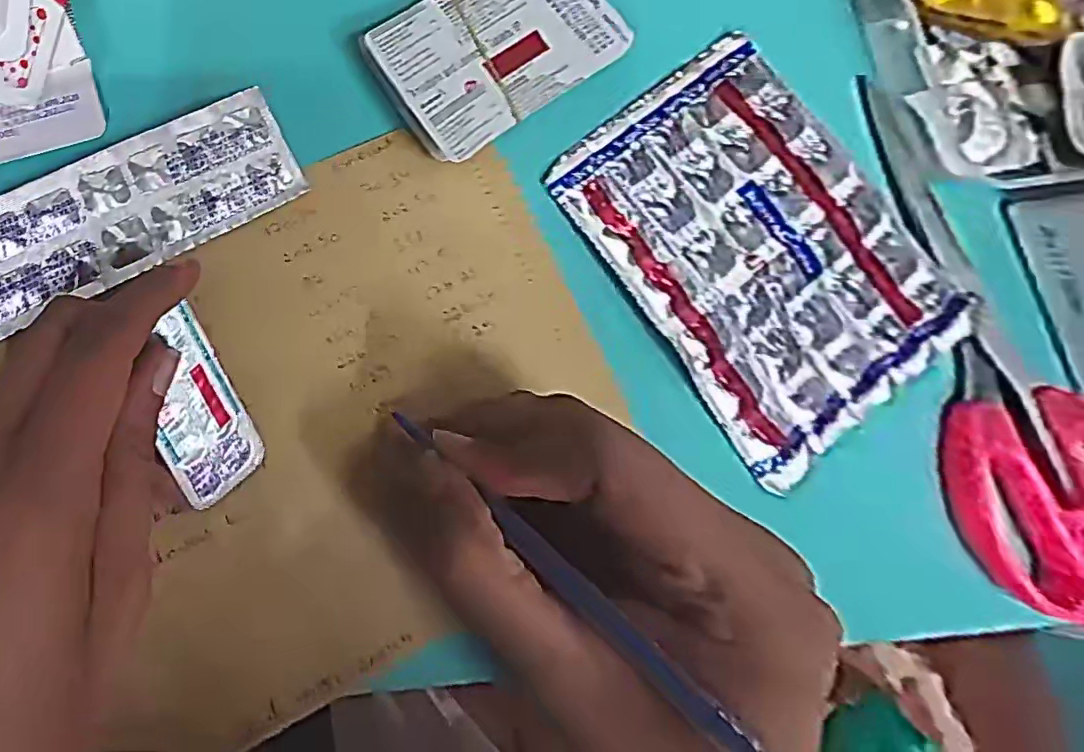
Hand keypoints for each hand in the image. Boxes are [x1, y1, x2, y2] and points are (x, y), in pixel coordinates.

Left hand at [0, 262, 198, 751]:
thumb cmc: (44, 694)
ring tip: (141, 378)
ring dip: (85, 345)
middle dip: (110, 307)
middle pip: (48, 337)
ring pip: (27, 361)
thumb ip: (129, 466)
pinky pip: (12, 400)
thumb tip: (151, 367)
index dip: (142, 301)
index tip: (185, 272)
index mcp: (35, 489)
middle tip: (166, 315)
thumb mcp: (117, 591)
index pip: (92, 356)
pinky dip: (60, 385)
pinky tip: (96, 426)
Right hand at [374, 392, 841, 751]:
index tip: (432, 457)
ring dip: (495, 448)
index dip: (511, 447)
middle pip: (587, 439)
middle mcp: (730, 530)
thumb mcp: (556, 676)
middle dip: (492, 437)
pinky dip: (511, 473)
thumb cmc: (635, 750)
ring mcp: (697, 525)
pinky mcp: (659, 529)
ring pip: (573, 444)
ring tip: (437, 470)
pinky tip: (477, 492)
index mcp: (740, 574)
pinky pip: (570, 472)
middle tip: (418, 454)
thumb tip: (417, 460)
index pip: (610, 463)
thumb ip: (478, 568)